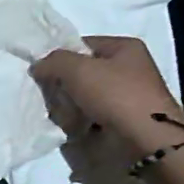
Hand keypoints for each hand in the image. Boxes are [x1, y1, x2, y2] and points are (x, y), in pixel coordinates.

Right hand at [31, 36, 183, 156]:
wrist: (145, 138)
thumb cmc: (114, 94)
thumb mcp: (77, 68)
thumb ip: (53, 61)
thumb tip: (38, 66)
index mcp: (124, 48)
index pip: (82, 44)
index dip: (60, 57)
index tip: (44, 72)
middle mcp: (128, 68)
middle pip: (80, 71)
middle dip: (63, 85)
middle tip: (54, 96)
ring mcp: (126, 95)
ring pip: (82, 95)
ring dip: (69, 105)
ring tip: (64, 115)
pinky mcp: (121, 118)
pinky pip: (90, 114)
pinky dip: (79, 120)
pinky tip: (73, 126)